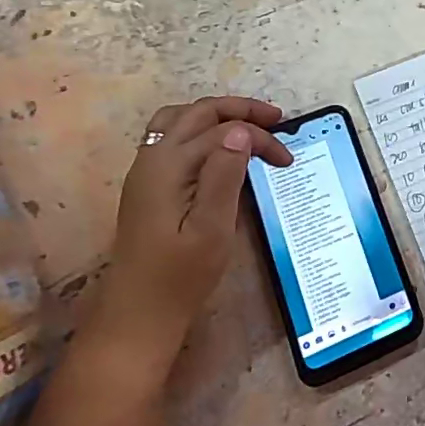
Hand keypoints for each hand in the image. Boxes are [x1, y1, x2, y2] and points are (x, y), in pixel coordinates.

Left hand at [95, 97, 292, 343]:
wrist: (137, 315)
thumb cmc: (180, 276)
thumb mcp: (212, 229)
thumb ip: (224, 176)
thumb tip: (239, 132)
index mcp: (169, 166)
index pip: (223, 131)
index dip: (260, 138)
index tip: (287, 161)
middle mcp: (153, 158)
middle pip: (199, 112)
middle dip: (241, 110)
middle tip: (277, 119)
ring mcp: (146, 170)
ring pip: (181, 119)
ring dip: (218, 115)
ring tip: (250, 126)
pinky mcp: (148, 185)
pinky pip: (174, 137)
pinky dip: (202, 130)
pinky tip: (220, 149)